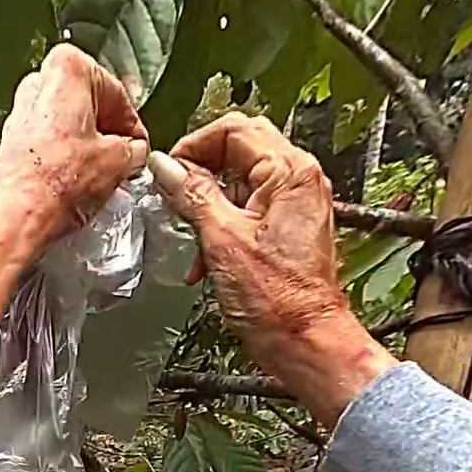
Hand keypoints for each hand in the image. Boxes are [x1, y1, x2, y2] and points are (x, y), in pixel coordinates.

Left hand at [0, 45, 150, 317]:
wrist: (18, 218)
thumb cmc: (57, 185)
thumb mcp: (117, 163)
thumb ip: (134, 150)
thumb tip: (135, 152)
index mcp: (68, 69)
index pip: (117, 96)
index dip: (133, 129)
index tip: (139, 149)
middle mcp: (39, 83)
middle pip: (89, 110)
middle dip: (107, 140)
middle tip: (121, 167)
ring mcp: (21, 115)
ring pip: (68, 131)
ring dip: (86, 154)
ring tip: (97, 182)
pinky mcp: (13, 146)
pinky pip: (49, 150)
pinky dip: (64, 166)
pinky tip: (73, 188)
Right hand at [150, 113, 393, 426]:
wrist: (304, 341)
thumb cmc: (278, 301)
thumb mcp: (223, 241)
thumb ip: (193, 196)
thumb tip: (168, 169)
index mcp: (289, 173)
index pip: (234, 130)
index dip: (194, 147)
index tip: (168, 171)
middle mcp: (299, 183)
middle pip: (239, 154)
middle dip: (200, 178)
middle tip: (174, 199)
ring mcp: (296, 208)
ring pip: (241, 187)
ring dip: (209, 211)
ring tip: (193, 243)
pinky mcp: (289, 233)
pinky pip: (250, 215)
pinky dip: (223, 230)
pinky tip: (208, 259)